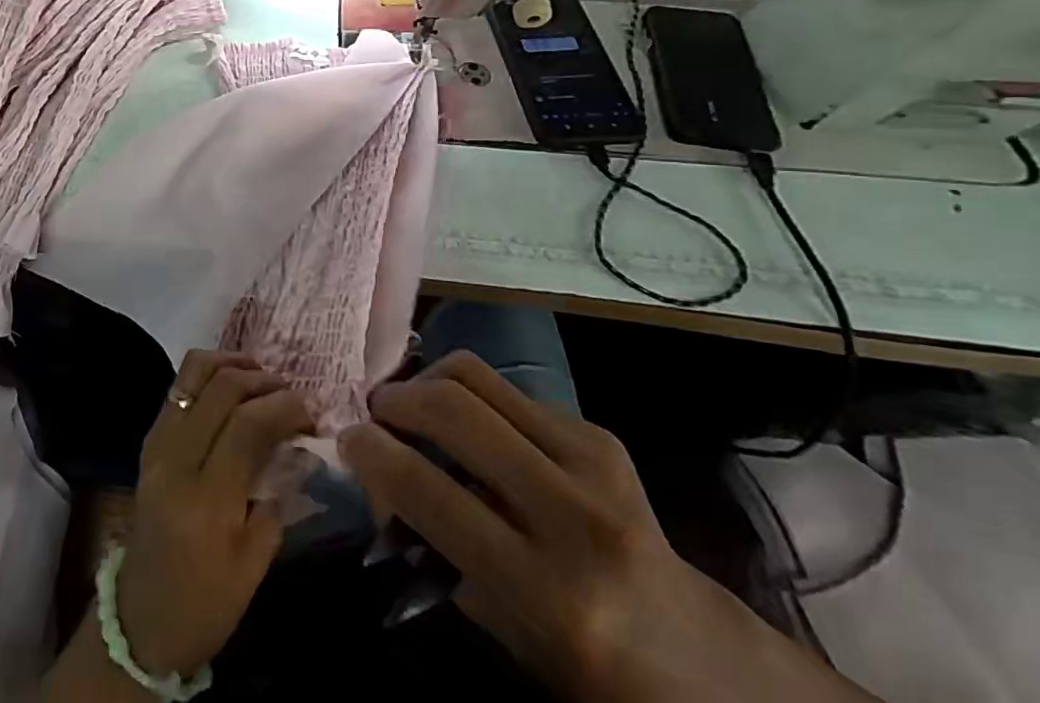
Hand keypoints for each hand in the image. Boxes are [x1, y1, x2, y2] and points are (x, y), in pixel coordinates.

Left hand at [116, 350, 313, 675]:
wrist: (139, 623)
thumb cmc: (206, 603)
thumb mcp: (256, 562)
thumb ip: (277, 495)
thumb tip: (296, 447)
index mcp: (206, 500)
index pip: (248, 423)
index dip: (286, 406)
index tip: (311, 416)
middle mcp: (175, 462)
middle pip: (222, 388)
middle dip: (266, 381)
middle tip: (292, 397)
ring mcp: (156, 448)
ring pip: (192, 375)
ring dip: (233, 365)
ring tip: (263, 378)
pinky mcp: (148, 444)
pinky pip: (177, 389)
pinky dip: (209, 376)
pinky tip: (234, 388)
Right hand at [339, 351, 878, 702]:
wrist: (693, 650)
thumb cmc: (584, 660)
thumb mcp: (502, 630)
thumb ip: (438, 551)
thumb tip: (383, 478)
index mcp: (547, 589)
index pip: (433, 493)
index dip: (374, 454)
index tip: (346, 438)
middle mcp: (574, 513)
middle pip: (457, 409)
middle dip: (397, 399)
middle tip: (374, 412)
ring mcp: (595, 461)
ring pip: (480, 377)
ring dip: (429, 382)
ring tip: (408, 405)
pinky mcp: (601, 434)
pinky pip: (510, 392)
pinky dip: (470, 397)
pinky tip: (463, 425)